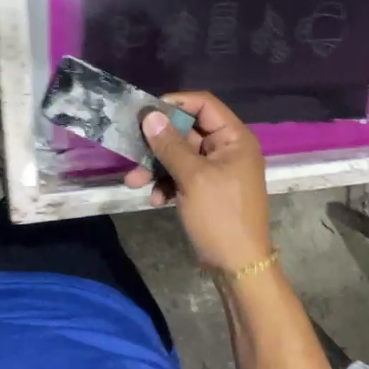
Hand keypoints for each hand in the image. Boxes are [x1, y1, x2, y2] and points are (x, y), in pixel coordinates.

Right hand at [123, 92, 273, 271]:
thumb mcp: (193, 178)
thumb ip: (170, 145)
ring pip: (180, 156)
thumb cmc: (220, 217)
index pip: (203, 105)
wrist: (237, 265)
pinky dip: (166, 184)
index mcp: (234, 139)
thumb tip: (149, 115)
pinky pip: (182, 177)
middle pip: (187, 131)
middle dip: (158, 143)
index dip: (174, 104)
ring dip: (156, 167)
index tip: (144, 113)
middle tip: (131, 151)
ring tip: (134, 182)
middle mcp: (227, 149)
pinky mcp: (206, 191)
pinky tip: (155, 200)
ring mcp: (217, 171)